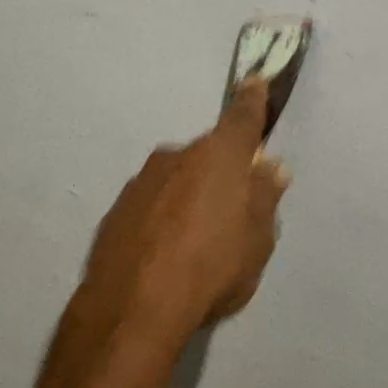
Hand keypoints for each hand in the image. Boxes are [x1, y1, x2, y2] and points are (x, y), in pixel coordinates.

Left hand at [79, 80, 290, 346]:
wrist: (133, 306)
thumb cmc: (211, 268)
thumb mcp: (256, 241)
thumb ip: (264, 198)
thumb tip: (270, 167)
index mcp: (220, 156)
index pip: (242, 118)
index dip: (253, 101)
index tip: (255, 82)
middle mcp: (177, 155)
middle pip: (208, 155)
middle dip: (220, 172)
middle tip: (230, 212)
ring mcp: (141, 180)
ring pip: (176, 178)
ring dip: (187, 196)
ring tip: (194, 242)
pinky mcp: (116, 209)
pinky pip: (150, 203)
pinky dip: (160, 217)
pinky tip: (163, 252)